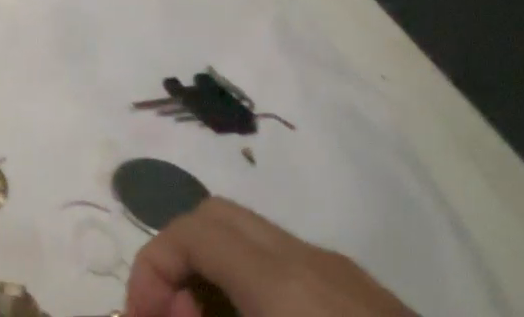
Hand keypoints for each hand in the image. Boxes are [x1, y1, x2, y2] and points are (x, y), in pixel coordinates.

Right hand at [125, 198, 413, 316]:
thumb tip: (163, 316)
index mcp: (279, 280)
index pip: (187, 231)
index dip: (149, 268)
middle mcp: (309, 260)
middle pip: (216, 217)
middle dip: (178, 259)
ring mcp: (346, 277)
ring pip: (254, 239)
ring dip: (216, 272)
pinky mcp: (373, 301)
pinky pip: (291, 268)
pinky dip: (255, 286)